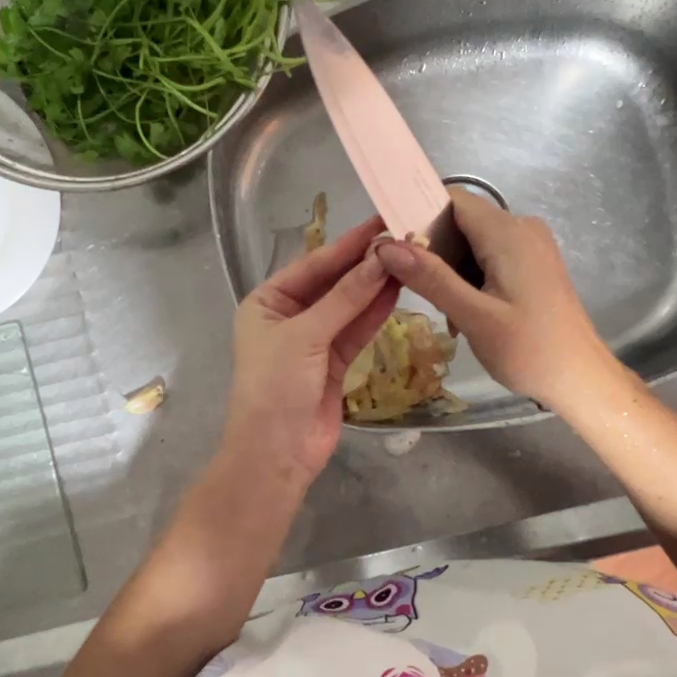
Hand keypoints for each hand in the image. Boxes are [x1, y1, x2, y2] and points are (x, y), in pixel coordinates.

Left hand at [224, 214, 398, 485]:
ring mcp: (312, 341)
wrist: (276, 453)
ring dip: (375, 286)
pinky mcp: (333, 364)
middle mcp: (288, 317)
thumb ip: (345, 298)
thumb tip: (381, 258)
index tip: (381, 222)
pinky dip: (375, 314)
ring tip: (410, 258)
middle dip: (365, 264)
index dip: (348, 245)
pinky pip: (356, 331)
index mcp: (266, 303)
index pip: (312, 265)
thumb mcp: (305, 336)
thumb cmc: (275, 387)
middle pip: (332, 283)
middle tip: (404, 237)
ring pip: (348, 307)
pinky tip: (399, 290)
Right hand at [374, 190, 609, 408]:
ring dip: (449, 270)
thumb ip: (431, 278)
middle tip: (417, 291)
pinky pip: (488, 256)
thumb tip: (386, 245)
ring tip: (447, 312)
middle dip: (432, 250)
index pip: (451, 199)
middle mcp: (521, 228)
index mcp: (507, 233)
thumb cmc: (529, 350)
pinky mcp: (532, 264)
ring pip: (471, 241)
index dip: (417, 215)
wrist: (581, 378)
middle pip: (460, 220)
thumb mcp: (474, 316)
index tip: (392, 247)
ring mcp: (530, 246)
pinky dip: (469, 278)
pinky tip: (465, 313)